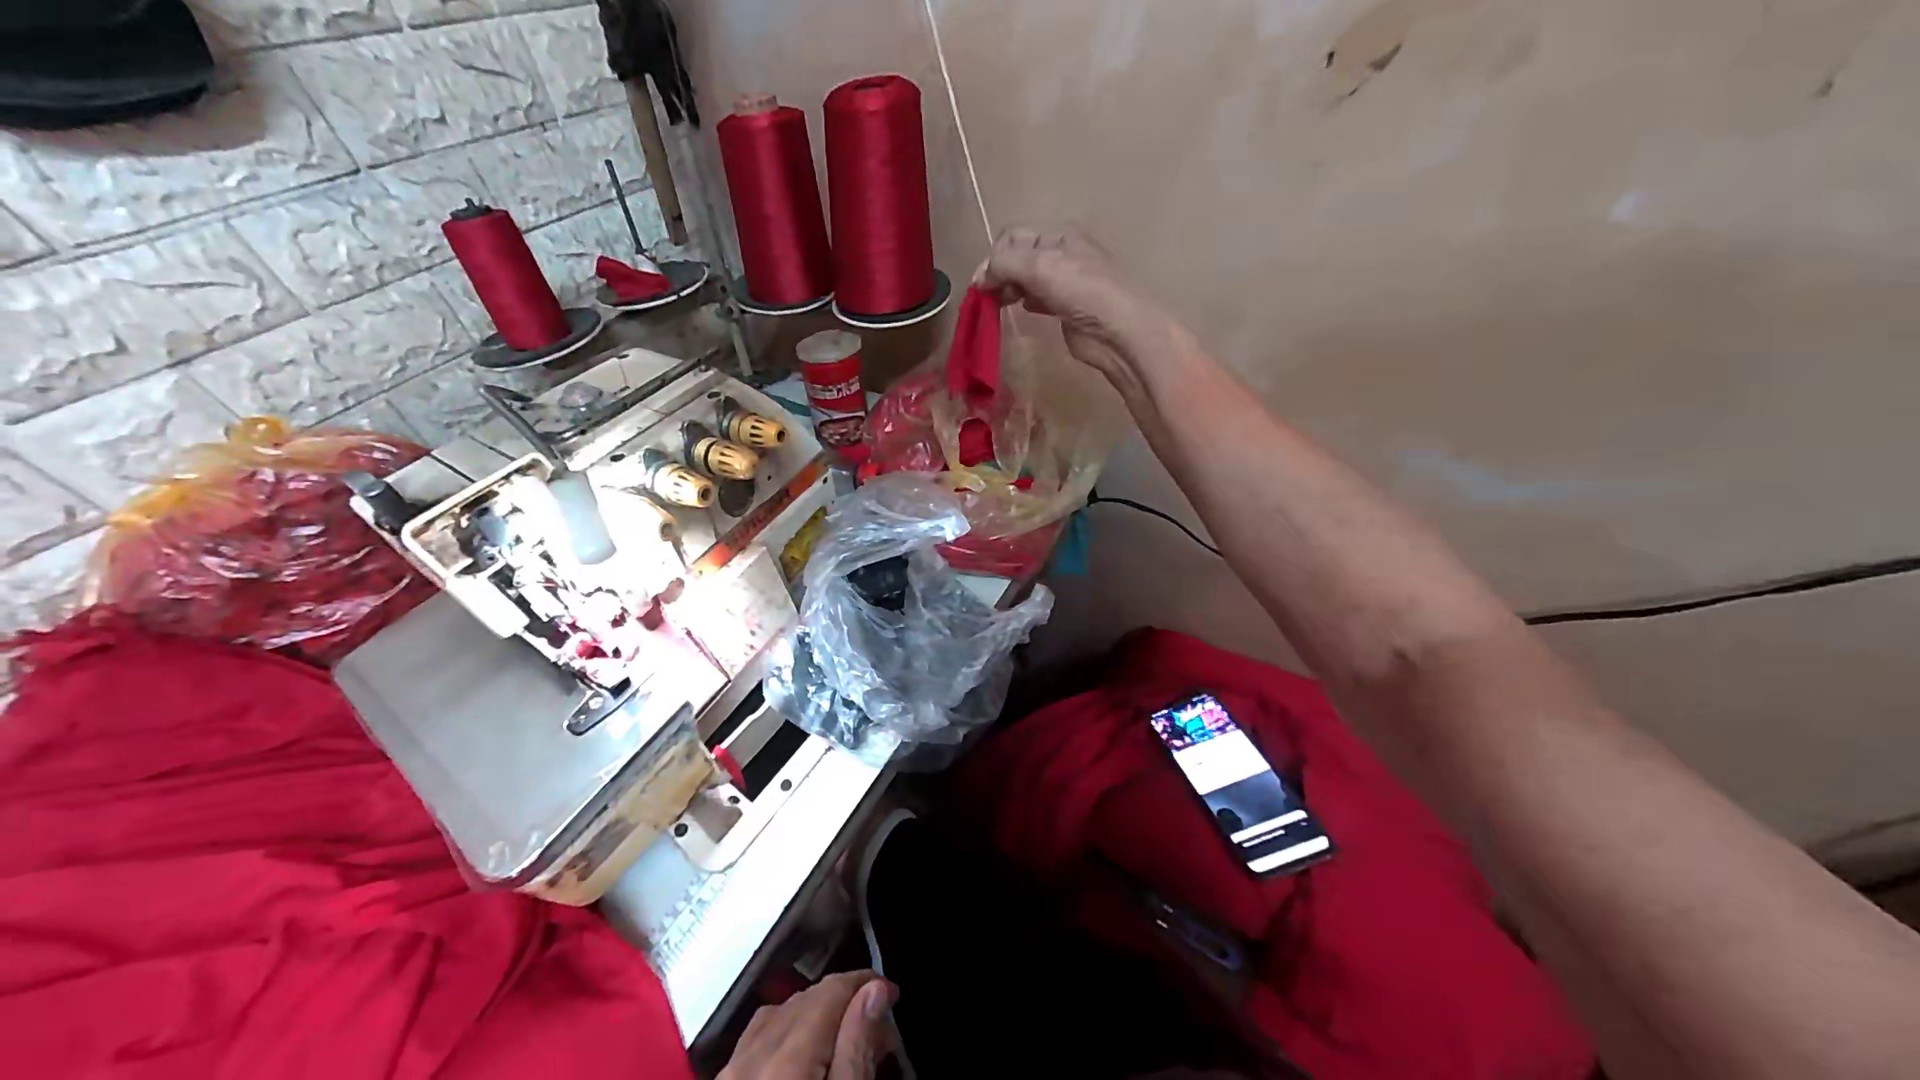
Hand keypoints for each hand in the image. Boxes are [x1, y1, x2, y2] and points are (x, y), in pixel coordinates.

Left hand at [717, 971, 897, 1079]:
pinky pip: (751, 1044)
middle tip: (878, 1024)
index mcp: (787, 1061)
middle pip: (802, 1001)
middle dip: (842, 1000)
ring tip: (844, 1035)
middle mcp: (749, 1061)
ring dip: (812, 1015)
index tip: (892, 994)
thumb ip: (857, 1048)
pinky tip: (800, 1054)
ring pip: (774, 1019)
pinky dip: (782, 1035)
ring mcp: (727, 1075)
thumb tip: (874, 990)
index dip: (864, 983)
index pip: (829, 992)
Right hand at [973, 225, 1172, 384]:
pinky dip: (1025, 301)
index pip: (1013, 235)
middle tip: (990, 296)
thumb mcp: (1040, 266)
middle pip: (1018, 256)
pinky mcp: (1067, 307)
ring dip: (1010, 288)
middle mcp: (1062, 252)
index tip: (983, 284)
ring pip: (1026, 278)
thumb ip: (1004, 264)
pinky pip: (1038, 298)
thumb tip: (981, 278)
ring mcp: (1066, 281)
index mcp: (1059, 233)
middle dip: (1000, 272)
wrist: (1120, 331)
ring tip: (1002, 304)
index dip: (994, 256)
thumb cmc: (1083, 290)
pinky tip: (1023, 310)